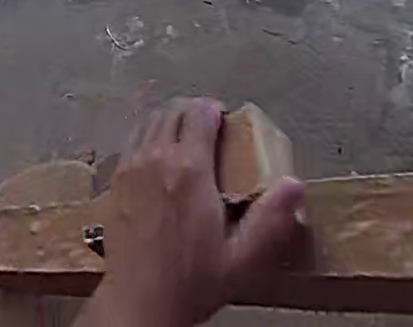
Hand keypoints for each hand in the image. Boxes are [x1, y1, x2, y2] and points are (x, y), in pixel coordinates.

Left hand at [81, 98, 305, 326]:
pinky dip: (150, 133)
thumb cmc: (192, 282)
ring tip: (185, 134)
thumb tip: (294, 184)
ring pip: (153, 119)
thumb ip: (270, 219)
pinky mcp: (118, 177)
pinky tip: (159, 153)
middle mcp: (159, 156)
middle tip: (208, 125)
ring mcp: (134, 164)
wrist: (140, 304)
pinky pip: (135, 138)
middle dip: (193, 110)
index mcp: (190, 168)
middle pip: (175, 109)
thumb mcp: (241, 258)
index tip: (225, 119)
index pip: (200, 114)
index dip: (214, 110)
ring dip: (171, 119)